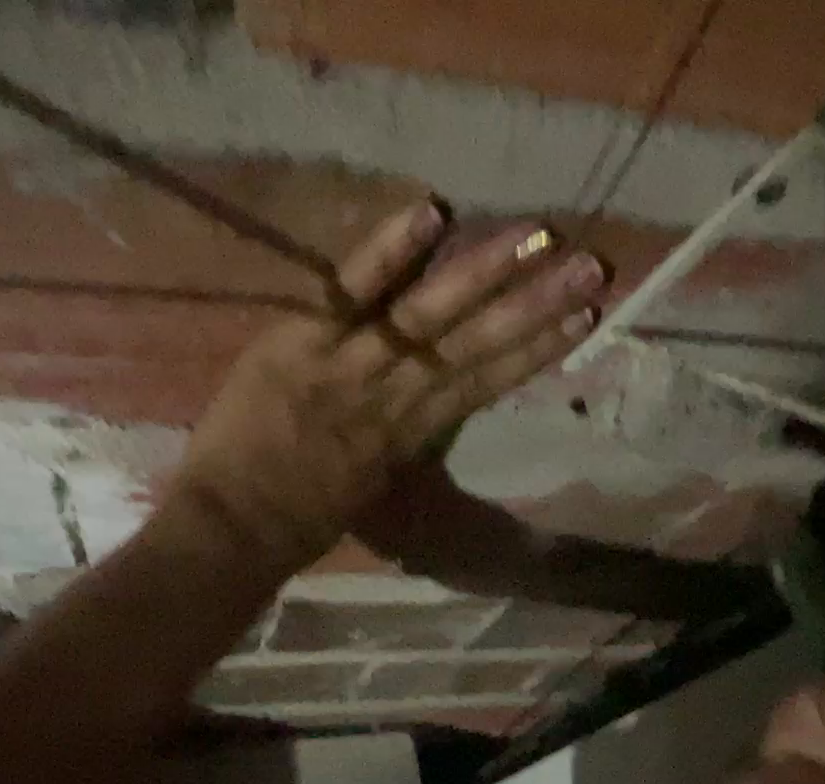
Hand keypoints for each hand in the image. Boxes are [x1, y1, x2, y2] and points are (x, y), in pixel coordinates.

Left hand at [169, 200, 609, 570]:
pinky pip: (350, 293)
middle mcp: (395, 396)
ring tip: (541, 238)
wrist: (231, 531)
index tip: (586, 320)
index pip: (484, 383)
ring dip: (486, 275)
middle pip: (474, 346)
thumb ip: (396, 446)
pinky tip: (434, 211)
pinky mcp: (302, 345)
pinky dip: (389, 254)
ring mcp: (351, 367)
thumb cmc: (295, 522)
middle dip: (535, 306)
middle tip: (593, 267)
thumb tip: (423, 416)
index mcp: (409, 436)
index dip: (537, 351)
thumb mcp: (365, 491)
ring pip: (429, 318)